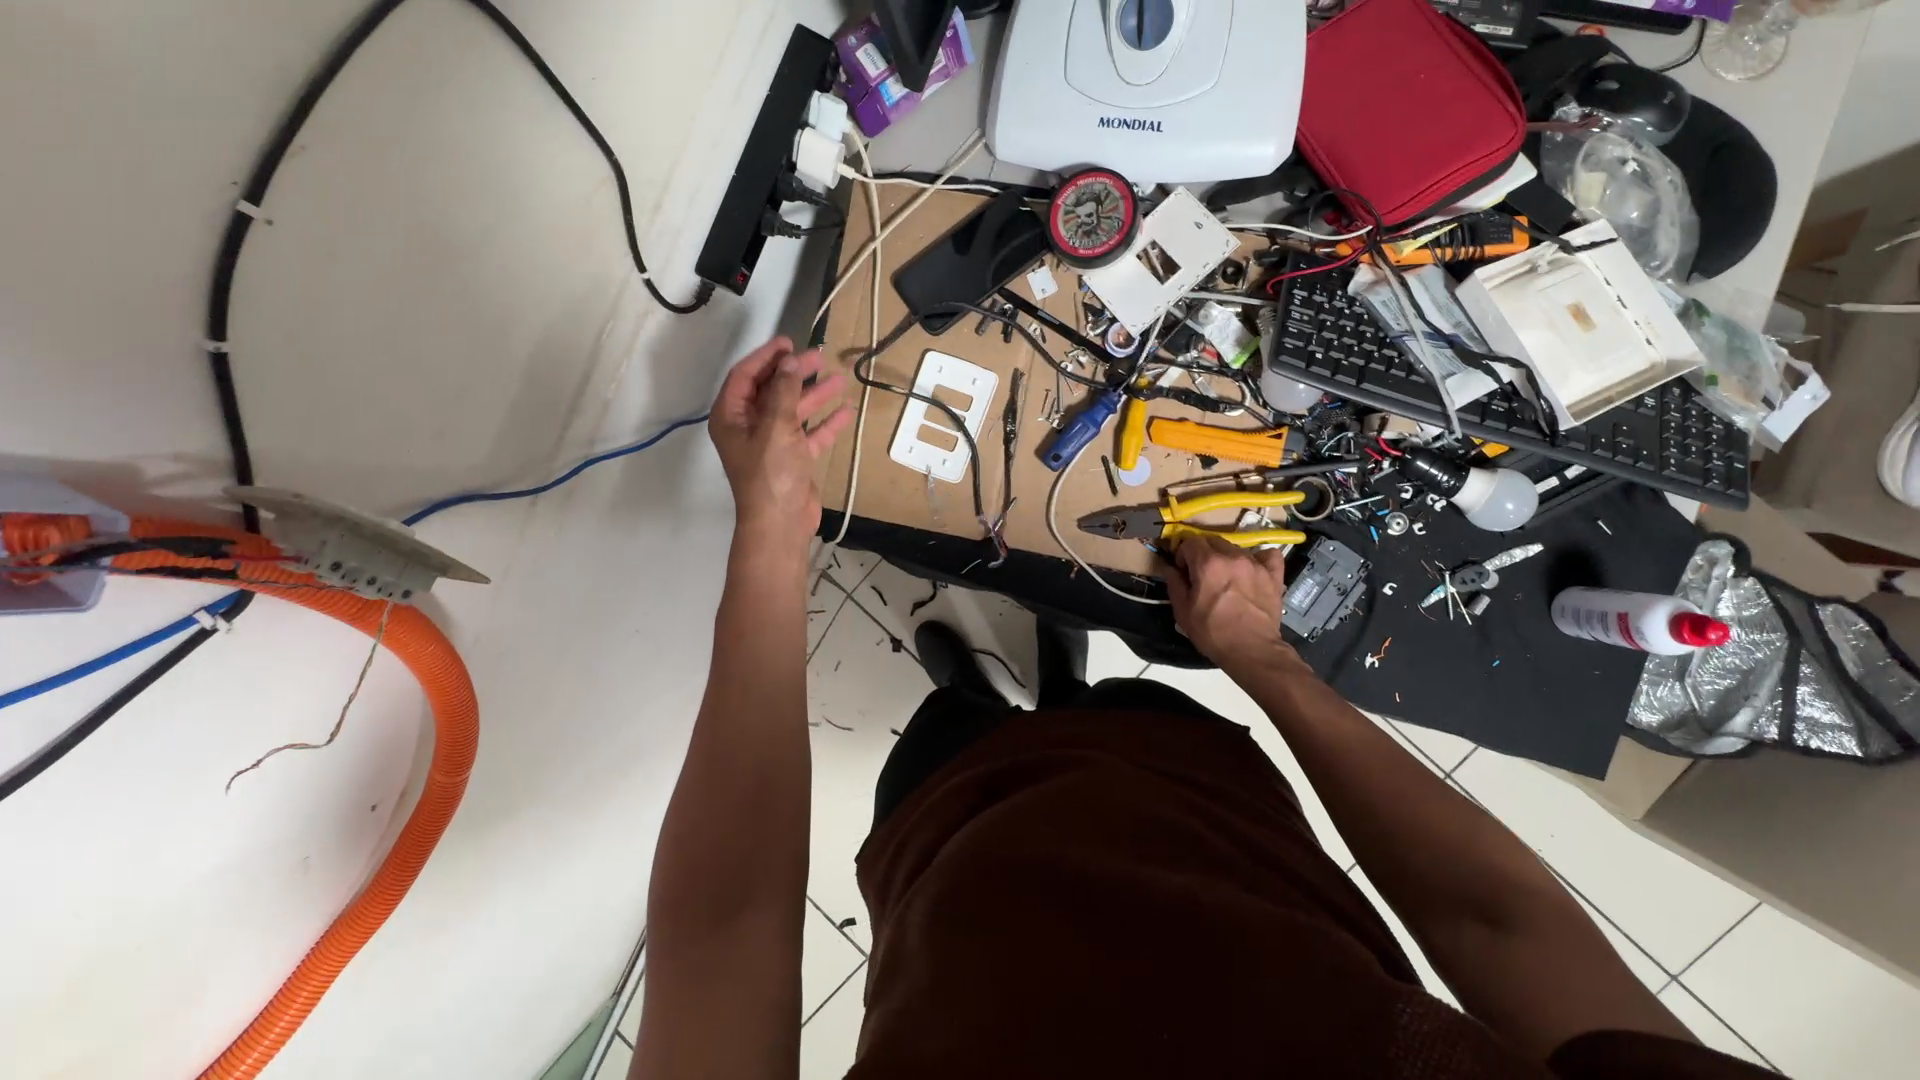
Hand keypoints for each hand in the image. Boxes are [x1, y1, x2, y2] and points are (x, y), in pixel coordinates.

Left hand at [710, 337, 850, 550]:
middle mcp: (748, 427)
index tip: (789, 342)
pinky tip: (845, 410)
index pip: (745, 376)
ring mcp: (770, 444)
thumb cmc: (770, 472)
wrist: (780, 522)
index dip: (766, 357)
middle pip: (771, 391)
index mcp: (731, 417)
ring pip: (793, 411)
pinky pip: (808, 434)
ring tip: (838, 378)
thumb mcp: (776, 426)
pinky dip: (825, 423)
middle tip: (818, 356)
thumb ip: (784, 391)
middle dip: (794, 373)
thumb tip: (790, 362)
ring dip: (814, 395)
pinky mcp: (791, 460)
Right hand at [1164, 536, 1294, 672]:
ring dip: (1227, 557)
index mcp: (1208, 563)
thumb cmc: (1212, 632)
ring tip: (1227, 578)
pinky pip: (1268, 555)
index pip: (1190, 542)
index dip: (1183, 554)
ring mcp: (1256, 564)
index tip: (1183, 571)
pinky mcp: (1273, 575)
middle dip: (1204, 553)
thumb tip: (1170, 568)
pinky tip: (1253, 569)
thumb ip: (1174, 583)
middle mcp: (1233, 557)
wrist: (1251, 650)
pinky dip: (1260, 558)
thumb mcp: (1183, 611)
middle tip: (1202, 575)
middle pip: (1213, 541)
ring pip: (1236, 548)